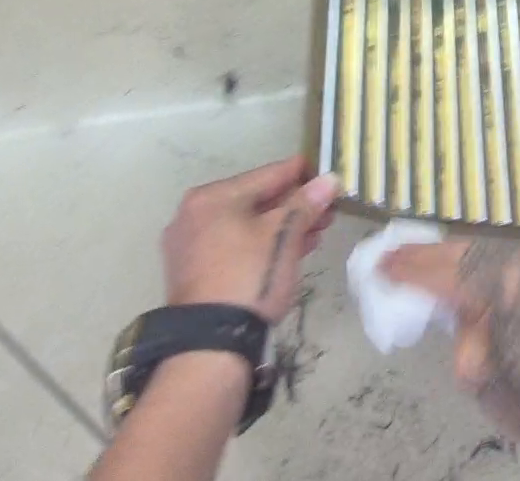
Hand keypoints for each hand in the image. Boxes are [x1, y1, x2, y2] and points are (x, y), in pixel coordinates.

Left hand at [162, 156, 340, 323]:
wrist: (210, 345)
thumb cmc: (249, 278)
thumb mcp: (284, 237)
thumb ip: (306, 204)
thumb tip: (329, 179)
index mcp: (212, 196)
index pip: (268, 174)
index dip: (303, 174)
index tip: (329, 175)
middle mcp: (195, 213)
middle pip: (257, 199)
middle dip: (295, 205)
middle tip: (328, 211)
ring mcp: (190, 243)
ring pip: (247, 224)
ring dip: (282, 226)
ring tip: (317, 232)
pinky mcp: (193, 271)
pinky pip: (234, 244)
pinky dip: (261, 243)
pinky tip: (291, 250)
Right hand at [382, 241, 519, 480]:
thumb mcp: (480, 374)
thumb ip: (460, 328)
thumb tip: (451, 307)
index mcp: (503, 287)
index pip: (443, 271)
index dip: (408, 269)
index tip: (379, 265)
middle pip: (463, 249)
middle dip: (425, 254)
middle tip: (391, 254)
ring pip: (484, 248)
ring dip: (450, 253)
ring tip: (417, 257)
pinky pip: (504, 257)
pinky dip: (476, 260)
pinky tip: (457, 265)